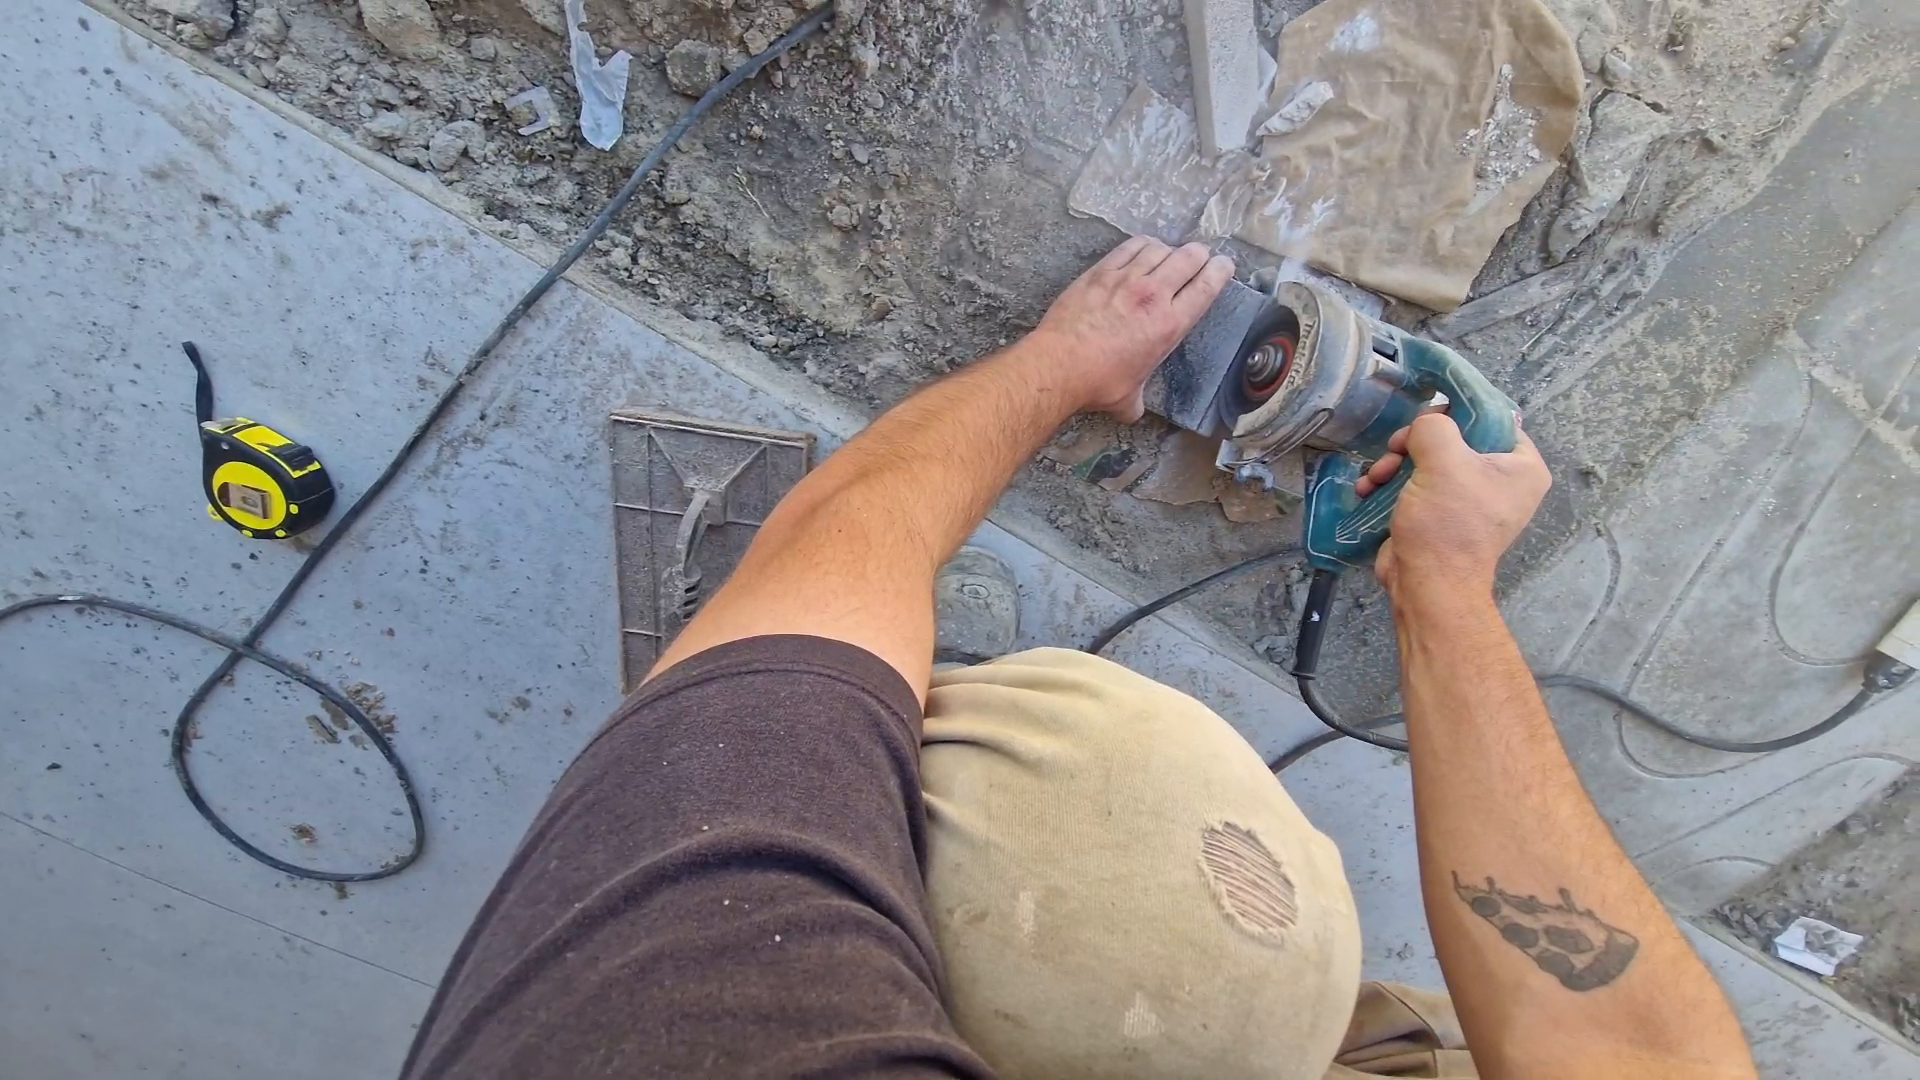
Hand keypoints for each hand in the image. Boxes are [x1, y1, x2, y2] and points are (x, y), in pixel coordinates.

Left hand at [1025, 237, 1234, 420]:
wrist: (1059, 365)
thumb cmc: (1098, 383)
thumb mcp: (1129, 399)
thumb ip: (1139, 401)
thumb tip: (1133, 412)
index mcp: (1170, 325)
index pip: (1207, 286)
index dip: (1220, 271)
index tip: (1223, 266)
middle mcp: (1154, 295)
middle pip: (1189, 258)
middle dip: (1199, 256)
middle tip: (1199, 258)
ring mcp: (1126, 279)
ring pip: (1161, 248)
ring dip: (1170, 250)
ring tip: (1169, 255)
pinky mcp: (1101, 272)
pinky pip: (1131, 247)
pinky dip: (1143, 245)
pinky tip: (1143, 249)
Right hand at [1356, 413, 1550, 598]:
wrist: (1428, 583)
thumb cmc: (1447, 523)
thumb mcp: (1442, 463)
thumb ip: (1433, 428)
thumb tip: (1422, 425)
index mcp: (1521, 466)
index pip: (1490, 420)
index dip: (1454, 413)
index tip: (1423, 421)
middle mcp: (1500, 482)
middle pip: (1451, 441)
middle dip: (1412, 446)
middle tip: (1393, 451)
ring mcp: (1467, 501)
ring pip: (1425, 463)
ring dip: (1393, 466)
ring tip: (1374, 478)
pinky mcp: (1438, 516)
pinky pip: (1413, 487)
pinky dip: (1389, 486)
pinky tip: (1368, 490)